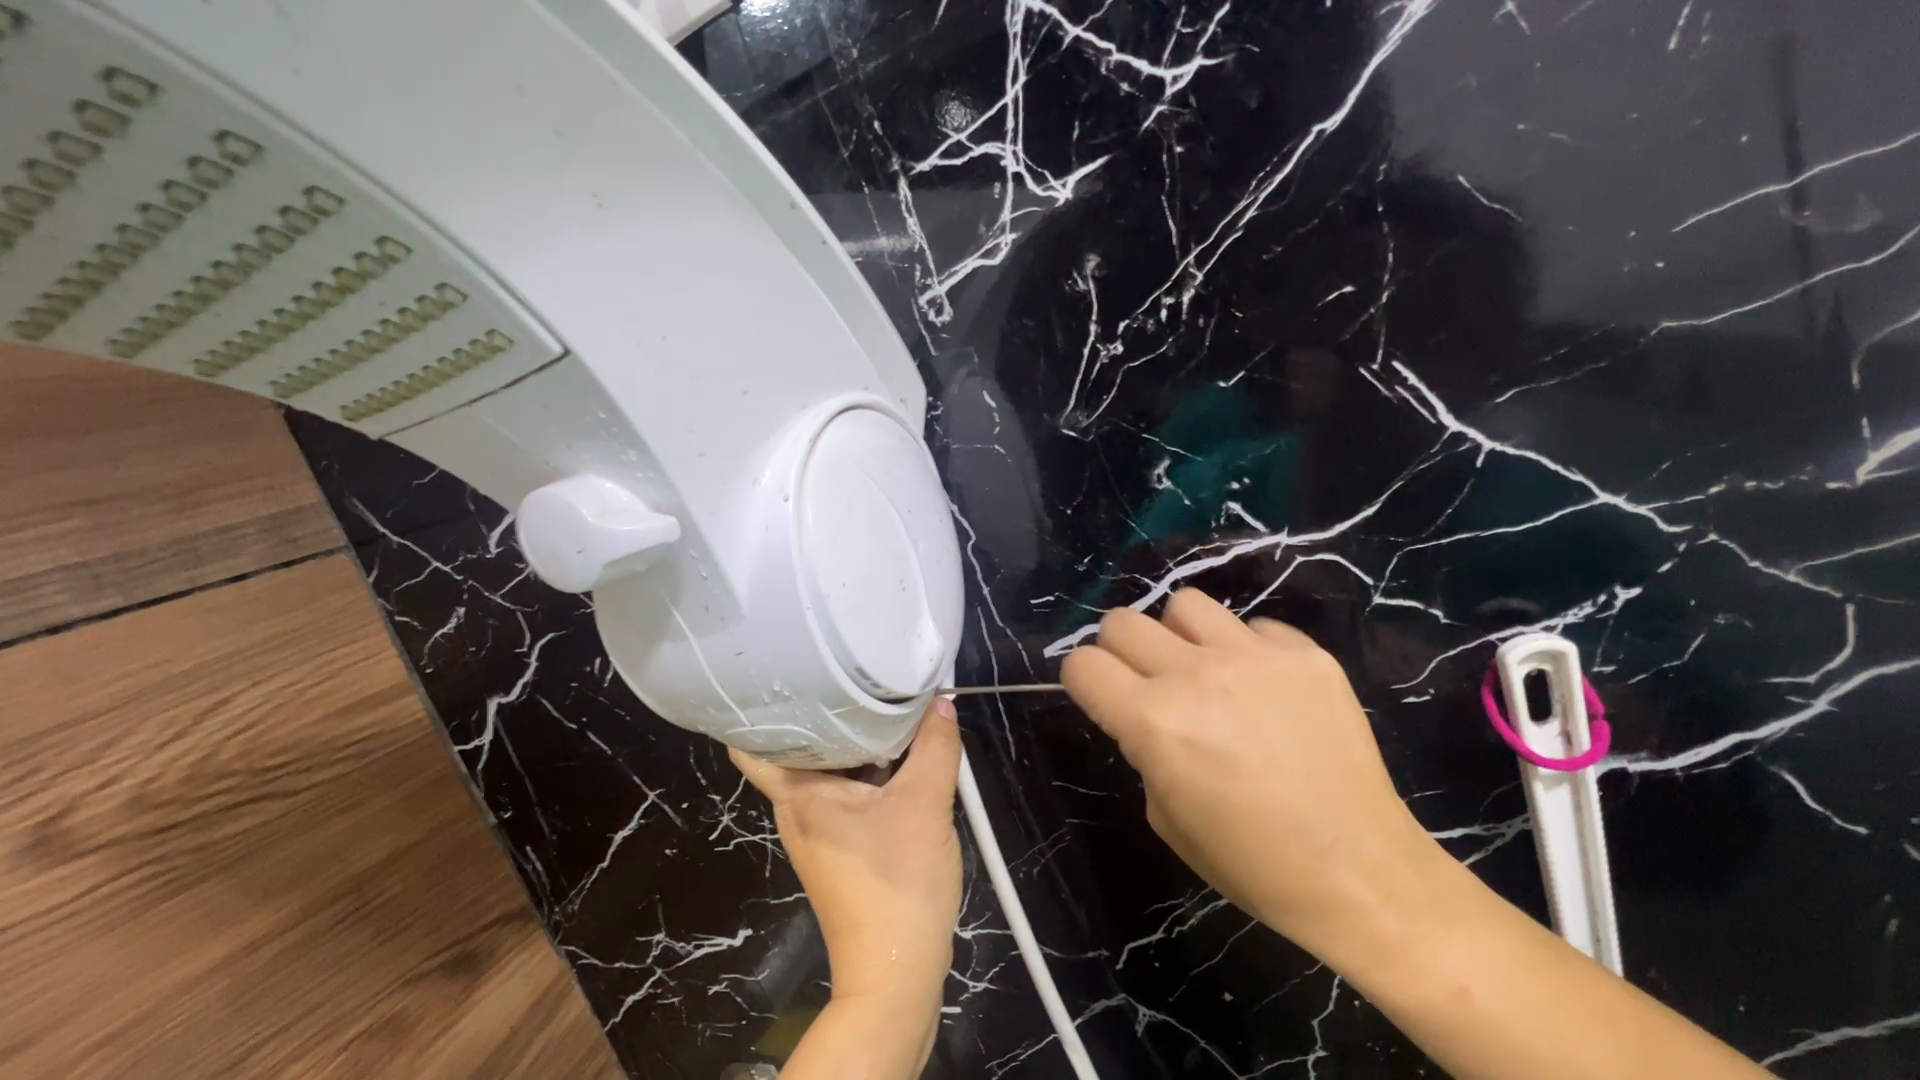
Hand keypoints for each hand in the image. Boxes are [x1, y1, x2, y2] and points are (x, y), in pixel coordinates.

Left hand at [730, 700, 962, 1008]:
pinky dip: (866, 773)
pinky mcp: (842, 851)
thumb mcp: (925, 804)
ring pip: (825, 774)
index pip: (752, 742)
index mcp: (798, 794)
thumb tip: (941, 700)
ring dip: (849, 744)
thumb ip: (935, 747)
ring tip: (877, 703)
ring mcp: (818, 833)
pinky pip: (845, 797)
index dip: (759, 704)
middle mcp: (797, 810)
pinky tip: (897, 757)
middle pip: (796, 750)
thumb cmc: (896, 882)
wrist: (897, 971)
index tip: (784, 669)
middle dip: (820, 713)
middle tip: (846, 671)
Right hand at [1061, 588, 1440, 955]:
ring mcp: (1256, 657)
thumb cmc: (1251, 862)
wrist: (1357, 871)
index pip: (1083, 664)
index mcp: (1154, 723)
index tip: (1099, 697)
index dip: (1082, 681)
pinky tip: (1266, 692)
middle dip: (1120, 652)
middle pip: (1122, 622)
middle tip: (1144, 685)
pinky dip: (1247, 651)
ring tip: (1203, 672)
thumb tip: (1145, 716)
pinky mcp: (1307, 655)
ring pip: (1186, 604)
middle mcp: (1197, 675)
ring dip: (1180, 637)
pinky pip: (1255, 627)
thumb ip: (1143, 750)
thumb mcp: (1165, 816)